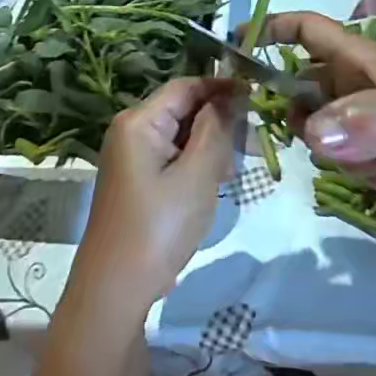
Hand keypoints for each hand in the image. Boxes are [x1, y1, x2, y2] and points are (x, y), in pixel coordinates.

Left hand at [72, 77, 241, 310]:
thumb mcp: (197, 175)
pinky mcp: (137, 180)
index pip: (186, 86)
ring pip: (181, 136)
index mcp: (138, 122)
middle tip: (254, 143)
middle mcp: (130, 131)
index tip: (259, 94)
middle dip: (219, 121)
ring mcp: (131, 157)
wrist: (116, 289)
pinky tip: (217, 183)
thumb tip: (230, 95)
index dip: (222, 86)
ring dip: (211, 146)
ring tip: (237, 170)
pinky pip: (173, 158)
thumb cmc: (159, 227)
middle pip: (183, 109)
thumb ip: (216, 129)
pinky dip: (197, 164)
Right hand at [259, 12, 375, 188]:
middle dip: (316, 126)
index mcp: (368, 59)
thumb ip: (372, 124)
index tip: (236, 52)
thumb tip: (309, 133)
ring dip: (355, 159)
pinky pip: (365, 162)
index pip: (307, 30)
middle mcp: (369, 82)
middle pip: (310, 95)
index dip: (270, 30)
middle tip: (339, 148)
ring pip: (336, 137)